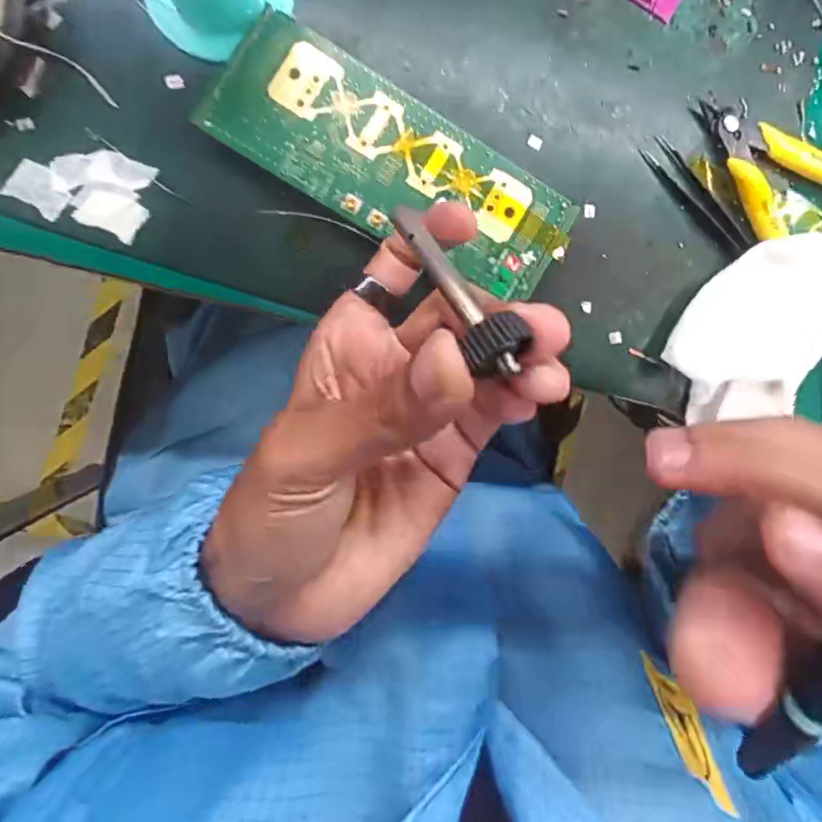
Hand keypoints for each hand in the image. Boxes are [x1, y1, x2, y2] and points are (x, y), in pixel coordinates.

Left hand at [202, 201, 571, 643]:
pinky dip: (520, 399)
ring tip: (550, 368)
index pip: (390, 275)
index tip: (465, 222)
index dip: (424, 242)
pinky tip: (538, 397)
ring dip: (521, 357)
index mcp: (349, 344)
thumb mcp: (309, 453)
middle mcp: (396, 366)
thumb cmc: (272, 509)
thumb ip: (383, 410)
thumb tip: (457, 360)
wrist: (279, 599)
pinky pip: (494, 413)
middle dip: (497, 315)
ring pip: (485, 365)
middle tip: (543, 330)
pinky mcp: (455, 454)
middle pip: (455, 319)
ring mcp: (430, 410)